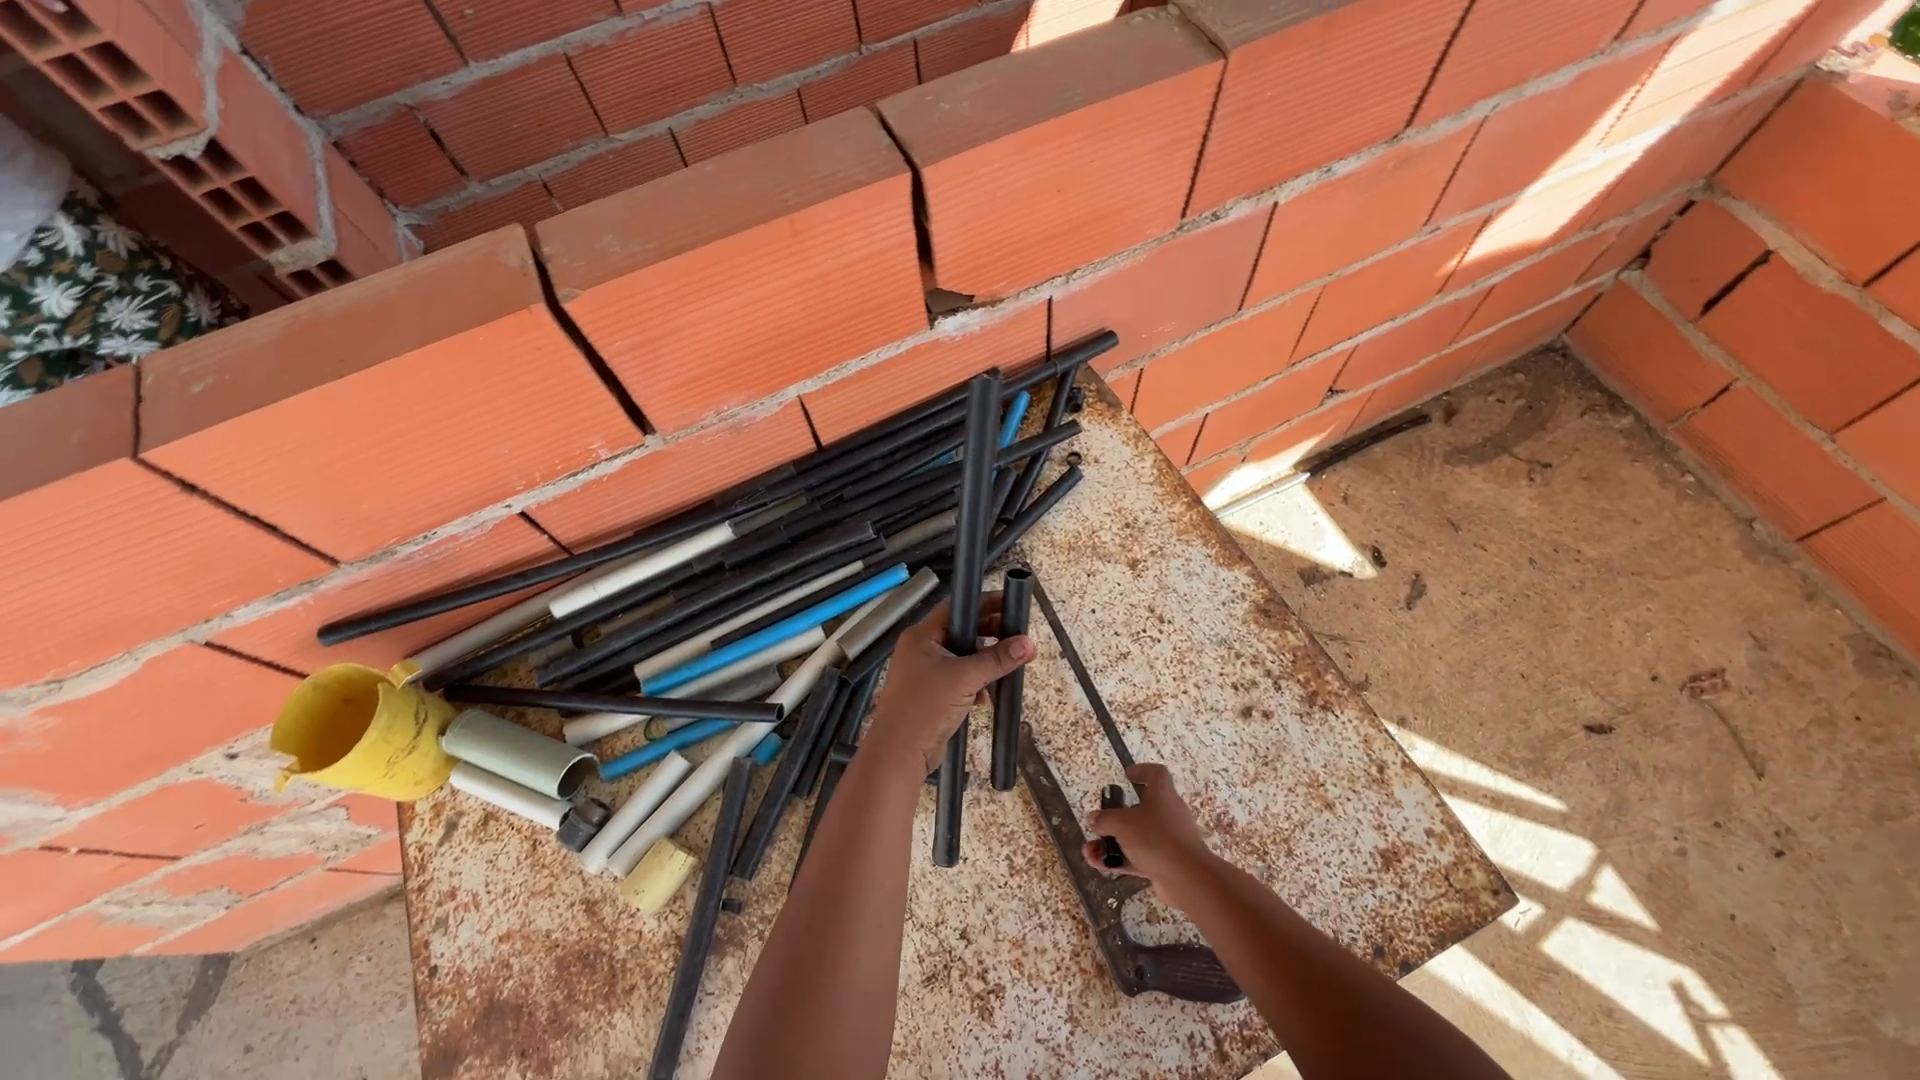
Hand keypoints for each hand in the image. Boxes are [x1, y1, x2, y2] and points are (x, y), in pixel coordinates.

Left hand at [862, 592, 1032, 775]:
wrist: (899, 754)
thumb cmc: (925, 707)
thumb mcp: (964, 679)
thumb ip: (997, 659)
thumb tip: (1028, 644)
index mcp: (922, 636)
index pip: (957, 607)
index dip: (985, 603)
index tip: (1012, 605)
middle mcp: (922, 649)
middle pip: (962, 631)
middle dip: (991, 635)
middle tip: (1018, 638)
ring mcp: (926, 672)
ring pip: (964, 657)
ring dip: (986, 662)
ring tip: (1010, 666)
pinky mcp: (933, 694)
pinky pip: (960, 679)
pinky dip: (976, 684)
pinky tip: (987, 697)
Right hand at [1082, 763, 1216, 890]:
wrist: (1186, 877)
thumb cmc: (1155, 838)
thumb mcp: (1122, 823)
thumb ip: (1105, 819)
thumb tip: (1094, 819)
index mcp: (1163, 795)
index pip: (1157, 774)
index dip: (1142, 771)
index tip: (1127, 776)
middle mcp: (1169, 814)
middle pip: (1143, 809)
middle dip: (1117, 817)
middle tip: (1101, 822)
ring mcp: (1169, 840)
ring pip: (1137, 837)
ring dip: (1113, 842)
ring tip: (1090, 851)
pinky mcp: (1166, 863)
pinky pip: (1139, 857)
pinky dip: (1120, 860)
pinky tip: (1099, 865)